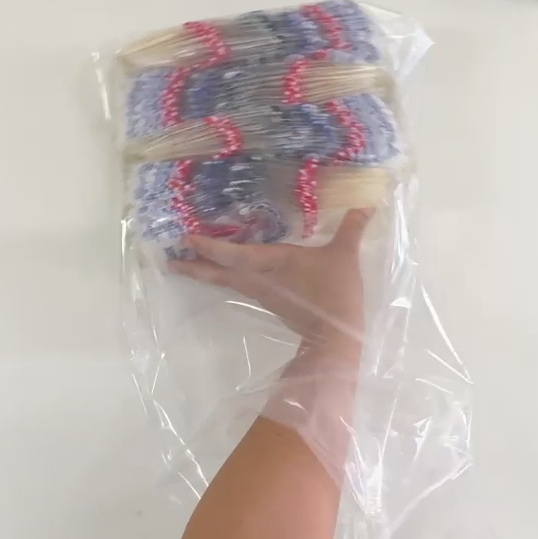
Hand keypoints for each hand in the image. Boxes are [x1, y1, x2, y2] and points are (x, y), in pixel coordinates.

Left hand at [171, 210, 372, 354]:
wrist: (336, 335)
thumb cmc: (334, 292)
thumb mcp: (344, 256)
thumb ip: (352, 227)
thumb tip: (367, 202)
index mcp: (271, 263)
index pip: (232, 254)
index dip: (209, 246)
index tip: (186, 238)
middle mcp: (259, 279)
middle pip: (219, 273)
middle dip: (194, 265)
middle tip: (170, 259)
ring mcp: (263, 293)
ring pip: (227, 281)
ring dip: (206, 272)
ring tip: (187, 263)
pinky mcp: (270, 302)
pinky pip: (240, 286)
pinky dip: (226, 277)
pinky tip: (226, 272)